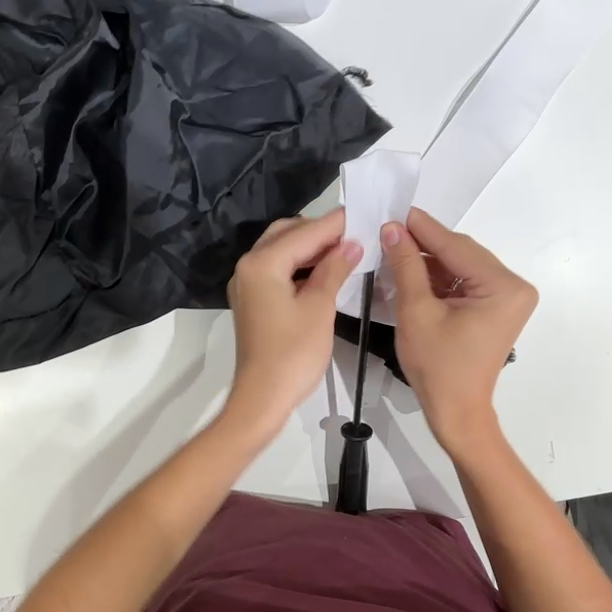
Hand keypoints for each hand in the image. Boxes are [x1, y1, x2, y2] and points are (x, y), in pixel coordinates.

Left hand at [223, 210, 361, 435]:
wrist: (263, 397)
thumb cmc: (293, 354)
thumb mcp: (319, 307)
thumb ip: (334, 270)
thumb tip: (351, 245)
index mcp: (261, 263)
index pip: (304, 232)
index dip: (336, 224)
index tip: (365, 215)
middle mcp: (247, 267)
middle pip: (286, 234)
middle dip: (320, 232)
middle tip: (356, 235)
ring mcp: (246, 285)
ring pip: (280, 251)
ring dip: (310, 248)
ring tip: (347, 251)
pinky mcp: (252, 301)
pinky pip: (276, 271)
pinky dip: (300, 266)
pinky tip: (325, 272)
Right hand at [381, 208, 536, 448]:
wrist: (455, 411)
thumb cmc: (437, 366)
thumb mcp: (416, 311)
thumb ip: (406, 266)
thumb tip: (392, 229)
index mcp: (504, 287)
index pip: (457, 247)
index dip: (422, 229)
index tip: (395, 211)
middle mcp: (514, 287)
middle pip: (461, 254)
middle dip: (424, 244)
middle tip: (389, 229)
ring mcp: (507, 298)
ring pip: (460, 267)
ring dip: (428, 261)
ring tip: (393, 248)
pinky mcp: (494, 309)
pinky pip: (463, 283)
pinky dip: (437, 279)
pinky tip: (410, 270)